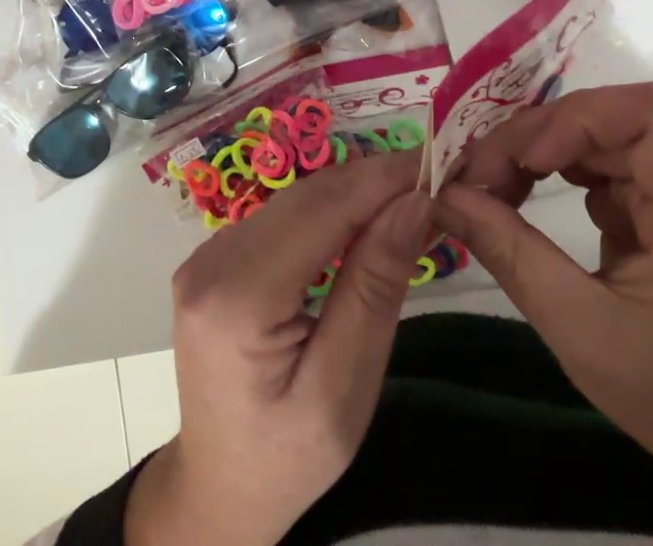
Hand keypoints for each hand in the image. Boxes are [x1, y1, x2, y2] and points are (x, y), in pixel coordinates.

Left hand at [126, 149, 433, 545]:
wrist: (221, 486)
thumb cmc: (289, 454)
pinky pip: (284, 219)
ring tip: (417, 200)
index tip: (444, 165)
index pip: (323, 208)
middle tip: (442, 181)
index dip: (385, 179)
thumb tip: (414, 202)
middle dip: (377, 181)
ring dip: (358, 194)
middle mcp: (211, 262)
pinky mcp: (217, 262)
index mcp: (237, 296)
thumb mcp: (345, 383)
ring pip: (297, 201)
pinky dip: (333, 213)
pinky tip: (371, 223)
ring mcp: (208, 257)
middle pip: (308, 196)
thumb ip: (375, 287)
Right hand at [435, 83, 652, 541]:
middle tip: (475, 177)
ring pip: (597, 138)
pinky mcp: (650, 211)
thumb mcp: (577, 327)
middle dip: (538, 136)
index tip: (529, 160)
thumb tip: (446, 196)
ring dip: (537, 151)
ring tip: (484, 186)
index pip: (650, 113)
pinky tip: (512, 198)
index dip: (583, 117)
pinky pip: (596, 168)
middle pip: (612, 119)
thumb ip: (512, 254)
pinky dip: (549, 173)